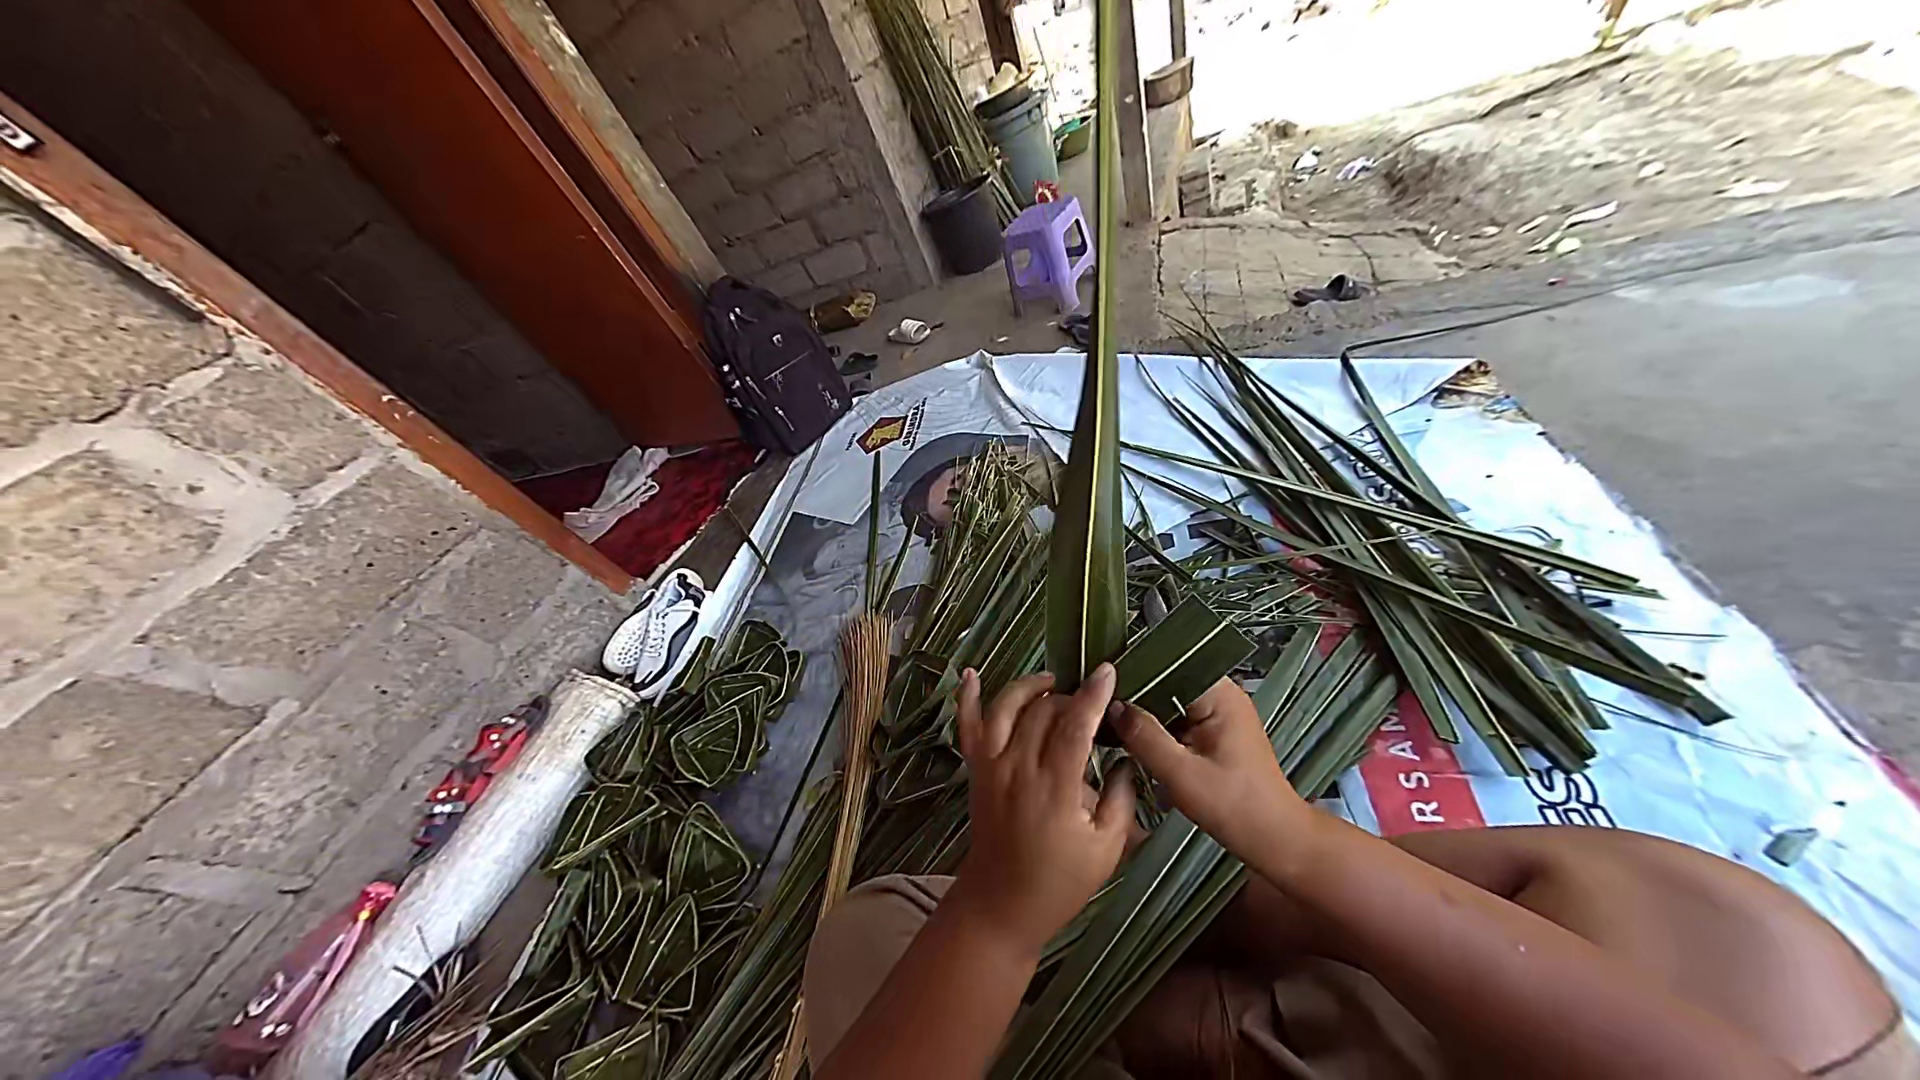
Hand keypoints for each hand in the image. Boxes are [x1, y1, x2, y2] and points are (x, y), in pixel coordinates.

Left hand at [952, 664, 1137, 958]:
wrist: (1001, 904)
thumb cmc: (1060, 882)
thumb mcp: (1108, 848)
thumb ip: (1122, 798)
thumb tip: (1126, 758)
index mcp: (1055, 788)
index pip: (1075, 726)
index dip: (1092, 694)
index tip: (1107, 670)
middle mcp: (1018, 768)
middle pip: (1043, 710)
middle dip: (1069, 696)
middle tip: (1088, 702)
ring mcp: (991, 766)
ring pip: (1006, 708)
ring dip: (1028, 686)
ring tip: (1051, 681)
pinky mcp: (975, 770)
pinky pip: (966, 726)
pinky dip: (967, 697)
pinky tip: (971, 673)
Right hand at [1108, 677, 1313, 860]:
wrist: (1275, 840)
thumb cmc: (1236, 808)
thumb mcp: (1181, 774)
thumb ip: (1144, 737)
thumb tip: (1112, 706)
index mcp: (1219, 694)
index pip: (1167, 666)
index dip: (1133, 674)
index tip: (1102, 688)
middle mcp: (1221, 695)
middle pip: (1166, 681)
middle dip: (1135, 695)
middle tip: (1100, 708)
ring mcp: (1217, 712)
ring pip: (1167, 700)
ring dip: (1144, 712)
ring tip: (1110, 721)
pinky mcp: (1212, 730)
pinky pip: (1175, 717)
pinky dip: (1156, 727)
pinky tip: (1132, 738)